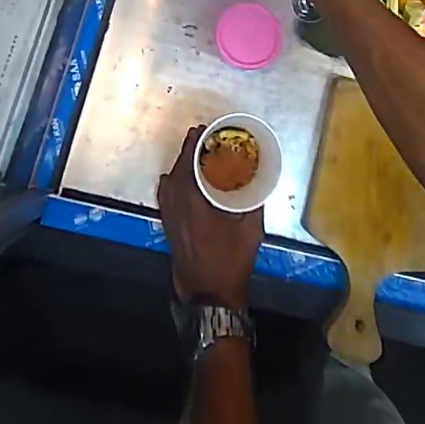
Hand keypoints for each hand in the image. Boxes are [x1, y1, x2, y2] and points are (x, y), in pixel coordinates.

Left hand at [158, 126, 263, 309]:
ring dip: (184, 163)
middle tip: (207, 140)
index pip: (189, 157)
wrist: (208, 293)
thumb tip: (258, 180)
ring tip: (201, 158)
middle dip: (192, 149)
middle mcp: (174, 199)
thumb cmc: (229, 261)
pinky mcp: (166, 219)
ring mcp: (167, 209)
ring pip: (173, 175)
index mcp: (191, 196)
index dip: (197, 141)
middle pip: (180, 163)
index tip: (207, 130)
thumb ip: (254, 201)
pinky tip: (192, 181)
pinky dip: (178, 178)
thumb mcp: (250, 230)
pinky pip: (168, 189)